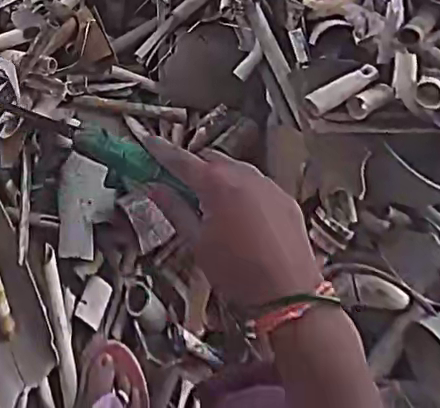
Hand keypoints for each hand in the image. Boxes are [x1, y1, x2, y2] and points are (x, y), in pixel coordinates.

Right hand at [142, 137, 319, 309]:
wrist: (291, 299)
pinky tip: (243, 217)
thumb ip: (174, 209)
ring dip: (220, 178)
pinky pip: (257, 184)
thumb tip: (154, 188)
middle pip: (209, 158)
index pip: (179, 158)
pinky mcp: (285, 197)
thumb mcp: (197, 243)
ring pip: (234, 169)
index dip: (160, 149)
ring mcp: (267, 184)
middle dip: (194, 168)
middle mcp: (242, 174)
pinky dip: (244, 191)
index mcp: (215, 183)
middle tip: (183, 185)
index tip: (148, 141)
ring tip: (215, 206)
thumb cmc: (238, 274)